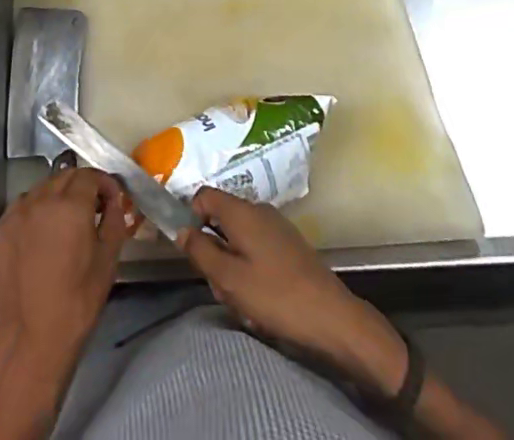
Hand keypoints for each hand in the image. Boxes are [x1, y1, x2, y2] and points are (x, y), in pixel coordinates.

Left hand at [0, 168, 130, 439]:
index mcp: (70, 206)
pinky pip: (22, 207)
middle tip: (94, 208)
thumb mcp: (108, 259)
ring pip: (42, 189)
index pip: (89, 175)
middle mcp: (39, 201)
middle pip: (64, 176)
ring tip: (68, 221)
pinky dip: (37, 210)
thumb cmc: (77, 300)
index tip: (112, 199)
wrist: (31, 336)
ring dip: (58, 196)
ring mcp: (15, 214)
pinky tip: (44, 234)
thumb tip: (113, 201)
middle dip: (82, 186)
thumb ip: (113, 220)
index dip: (104, 183)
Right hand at [177, 187, 408, 398]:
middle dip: (212, 251)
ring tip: (240, 299)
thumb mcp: (228, 277)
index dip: (190, 217)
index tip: (190, 248)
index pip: (204, 196)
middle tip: (218, 284)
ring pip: (237, 238)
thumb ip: (200, 250)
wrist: (331, 316)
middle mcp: (259, 210)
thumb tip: (181, 230)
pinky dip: (248, 270)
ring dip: (230, 266)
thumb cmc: (275, 295)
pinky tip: (257, 300)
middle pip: (220, 220)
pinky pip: (255, 249)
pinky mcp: (287, 245)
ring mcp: (276, 227)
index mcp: (242, 212)